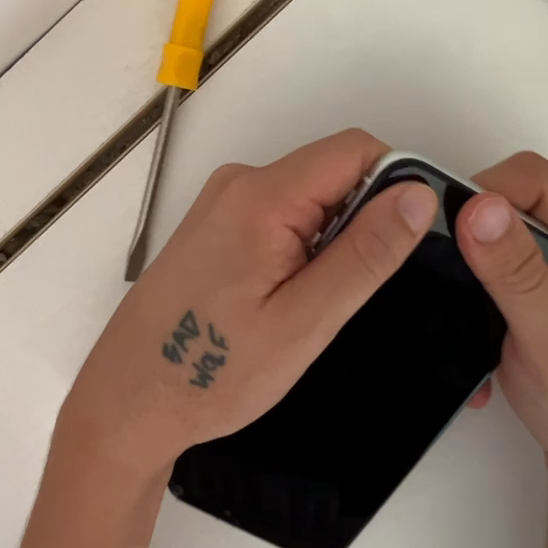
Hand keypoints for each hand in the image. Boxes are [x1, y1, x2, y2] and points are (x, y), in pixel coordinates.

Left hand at [56, 129, 438, 476]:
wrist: (130, 398)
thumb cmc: (213, 371)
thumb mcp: (304, 320)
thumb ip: (365, 254)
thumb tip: (418, 195)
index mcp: (261, 196)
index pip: (355, 150)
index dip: (397, 182)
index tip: (410, 238)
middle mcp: (238, 183)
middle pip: (331, 170)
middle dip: (364, 217)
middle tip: (357, 288)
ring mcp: (222, 202)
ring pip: (308, 195)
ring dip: (332, 235)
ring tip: (318, 300)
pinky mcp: (216, 224)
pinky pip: (279, 212)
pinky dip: (302, 243)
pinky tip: (288, 295)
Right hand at [458, 152, 547, 488]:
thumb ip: (517, 275)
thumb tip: (479, 207)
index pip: (539, 182)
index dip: (488, 194)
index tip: (449, 232)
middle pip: (517, 193)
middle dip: (474, 221)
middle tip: (447, 265)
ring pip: (498, 220)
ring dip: (469, 248)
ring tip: (454, 289)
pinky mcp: (539, 279)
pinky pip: (492, 250)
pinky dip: (471, 270)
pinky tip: (464, 305)